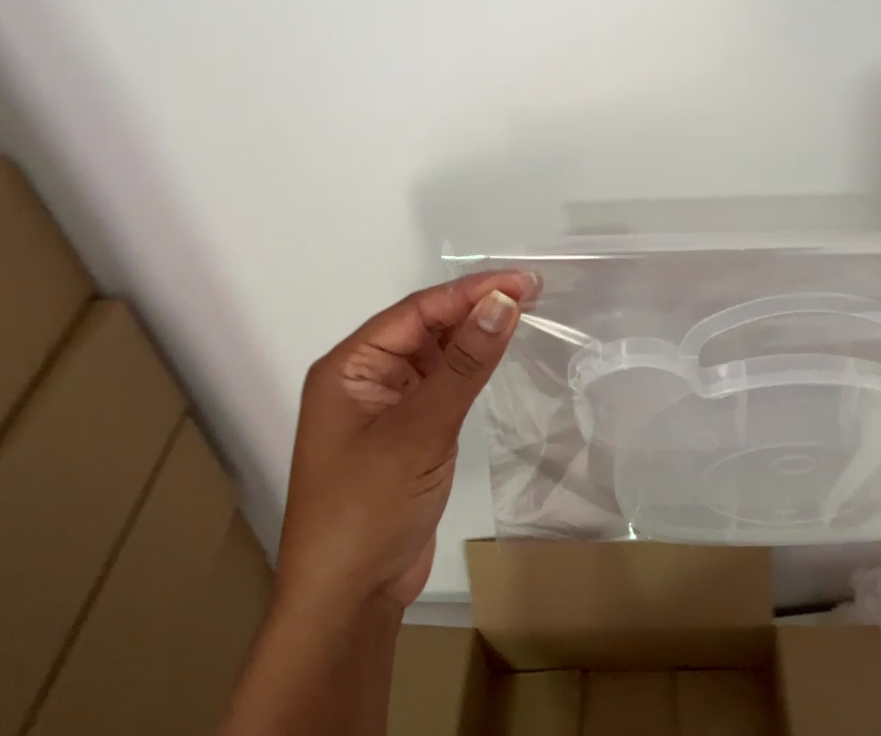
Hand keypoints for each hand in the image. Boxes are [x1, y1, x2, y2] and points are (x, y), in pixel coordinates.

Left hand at [275, 270, 537, 609]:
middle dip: (474, 309)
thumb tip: (502, 303)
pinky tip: (494, 360)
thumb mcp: (420, 430)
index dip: (470, 291)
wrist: (348, 598)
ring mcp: (383, 409)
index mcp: (349, 366)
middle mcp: (362, 379)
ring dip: (473, 338)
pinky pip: (438, 389)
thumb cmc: (369, 508)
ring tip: (523, 316)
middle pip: (424, 328)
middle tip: (533, 294)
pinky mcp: (404, 437)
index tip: (523, 282)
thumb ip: (464, 365)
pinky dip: (467, 372)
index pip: (416, 311)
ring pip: (433, 357)